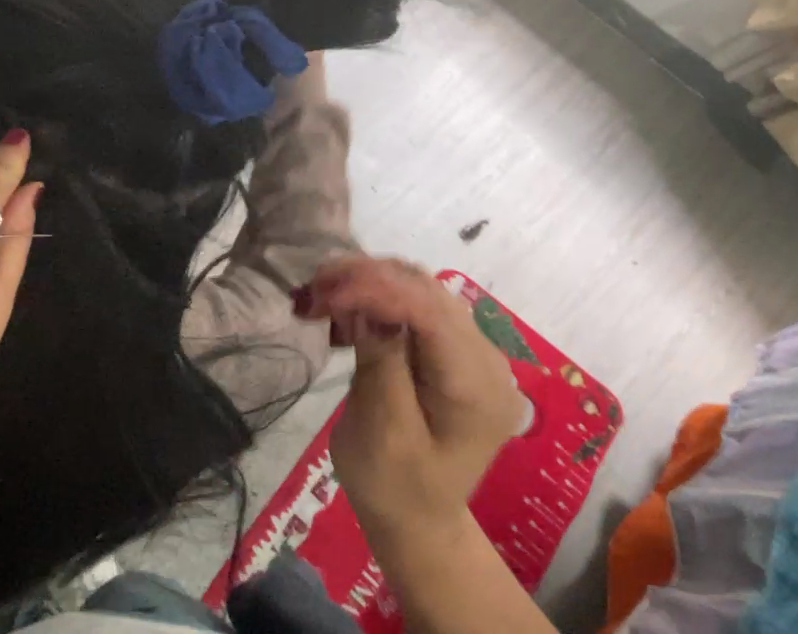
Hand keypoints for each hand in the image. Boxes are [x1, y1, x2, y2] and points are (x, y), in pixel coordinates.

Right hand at [296, 259, 523, 543]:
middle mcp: (486, 359)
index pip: (429, 311)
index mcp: (476, 385)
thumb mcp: (383, 433)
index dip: (375, 289)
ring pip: (419, 290)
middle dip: (366, 278)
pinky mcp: (452, 352)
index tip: (322, 293)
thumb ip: (382, 366)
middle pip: (426, 291)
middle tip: (311, 289)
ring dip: (367, 283)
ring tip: (319, 295)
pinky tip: (342, 312)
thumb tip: (368, 308)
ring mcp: (472, 353)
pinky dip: (376, 298)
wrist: (416, 519)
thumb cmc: (394, 485)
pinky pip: (415, 306)